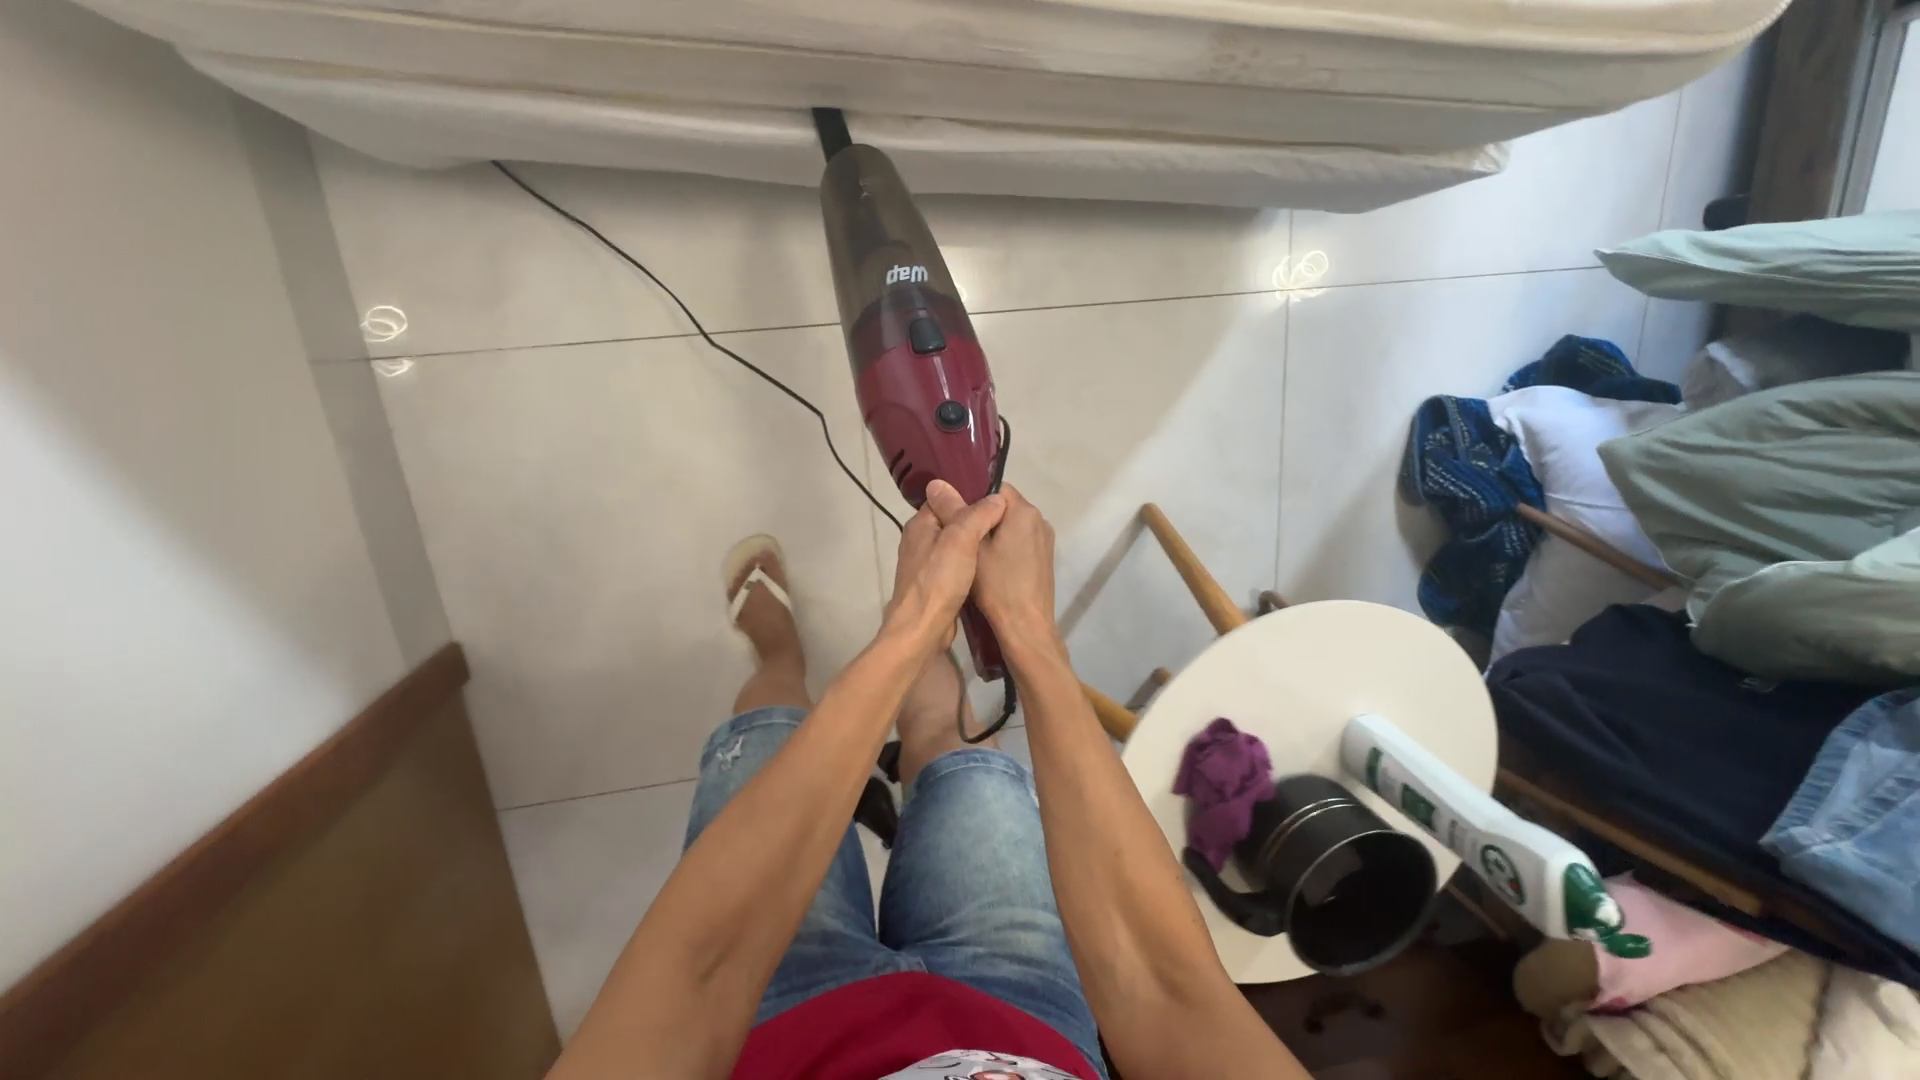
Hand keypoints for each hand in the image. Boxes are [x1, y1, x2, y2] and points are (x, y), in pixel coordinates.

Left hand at [884, 480, 1005, 647]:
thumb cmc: (939, 580)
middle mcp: (920, 541)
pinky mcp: (935, 585)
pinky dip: (971, 565)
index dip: (970, 497)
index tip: (996, 501)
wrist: (923, 629)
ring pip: (956, 546)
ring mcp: (926, 565)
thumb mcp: (961, 539)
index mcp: (920, 524)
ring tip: (1001, 541)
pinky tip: (988, 567)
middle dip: (976, 521)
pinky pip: (957, 566)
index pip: (946, 498)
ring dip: (975, 545)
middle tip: (1005, 521)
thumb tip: (996, 497)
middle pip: (952, 522)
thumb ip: (977, 514)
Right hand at [925, 483, 1057, 646]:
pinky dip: (1003, 548)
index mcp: (1024, 511)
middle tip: (956, 535)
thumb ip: (954, 512)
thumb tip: (936, 484)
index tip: (952, 514)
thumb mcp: (970, 546)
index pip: (995, 488)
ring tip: (968, 551)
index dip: (971, 497)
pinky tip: (988, 566)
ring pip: (1011, 526)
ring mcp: (1045, 541)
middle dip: (980, 517)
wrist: (1026, 625)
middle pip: (1003, 507)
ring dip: (991, 534)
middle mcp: (1040, 520)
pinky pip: (1019, 542)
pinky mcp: (1044, 559)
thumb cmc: (997, 585)